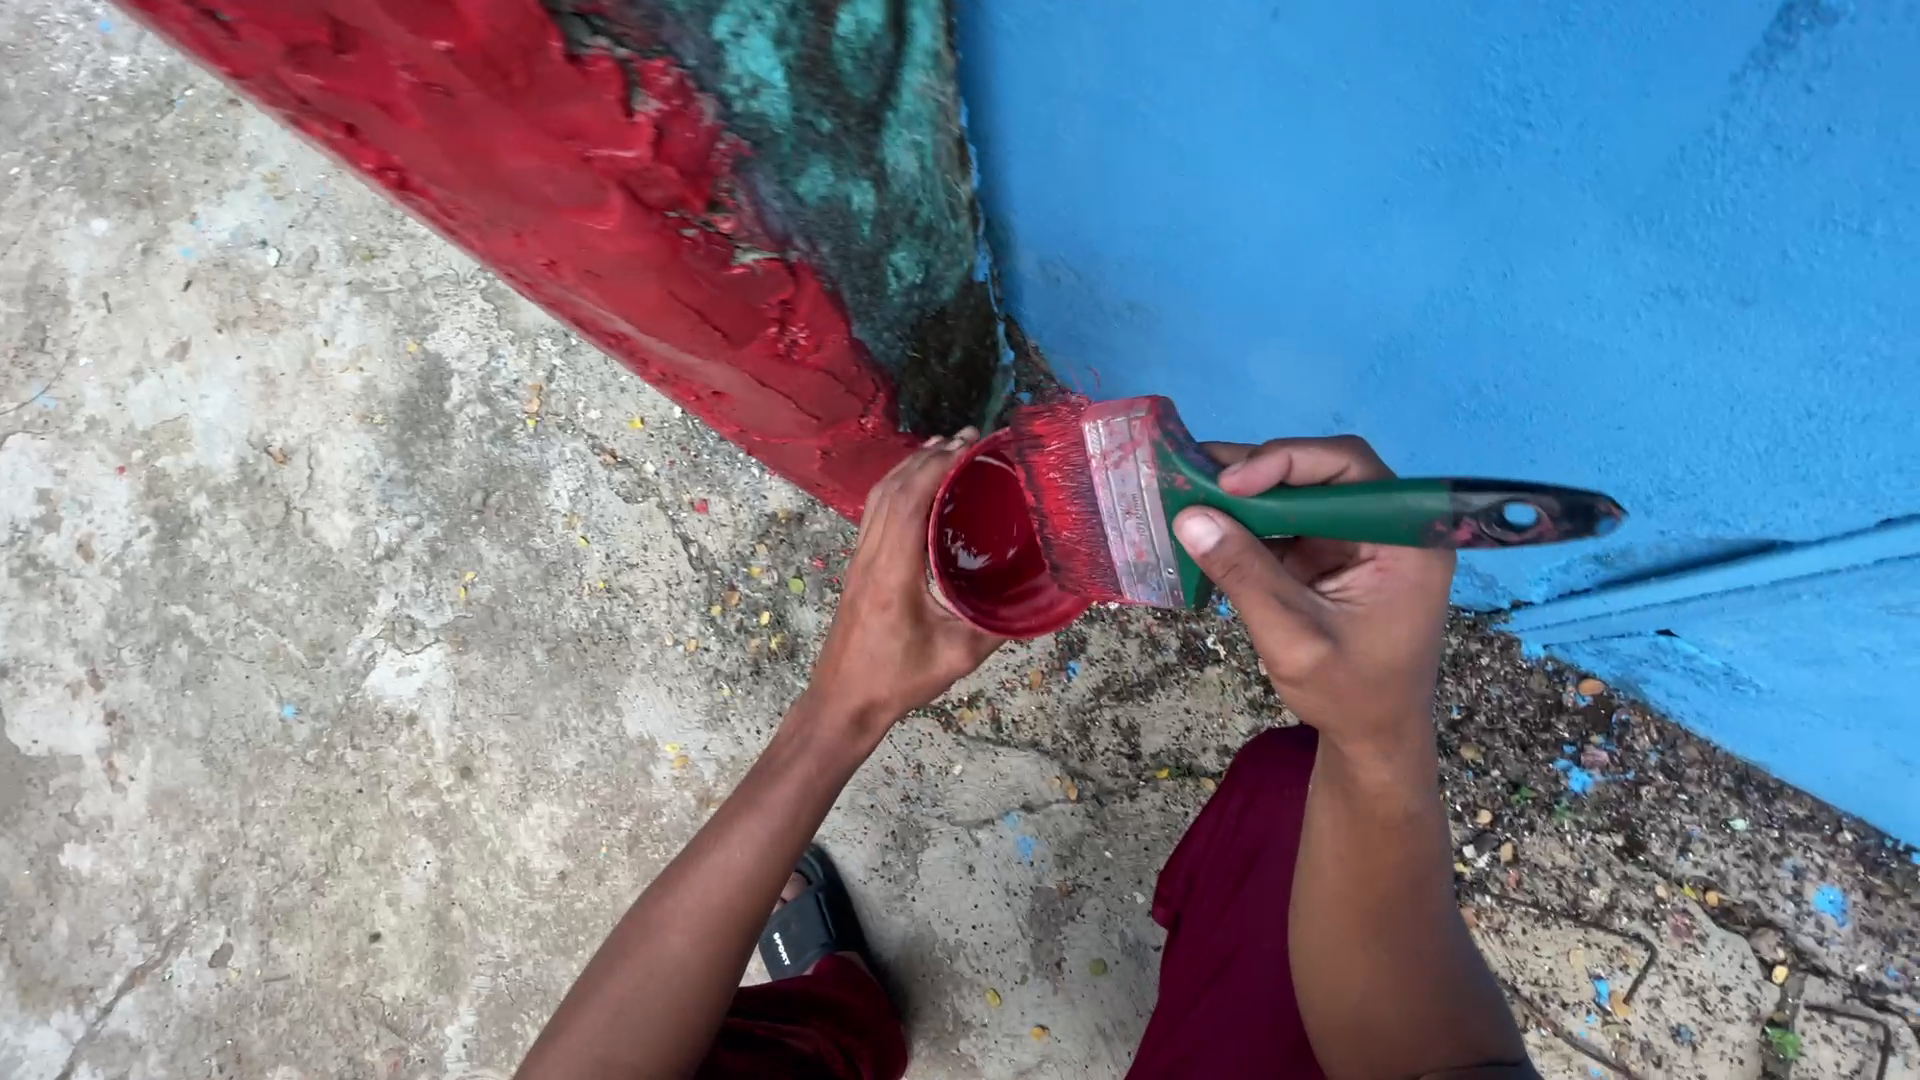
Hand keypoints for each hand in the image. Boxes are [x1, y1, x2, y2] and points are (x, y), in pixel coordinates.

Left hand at [798, 430, 1005, 741]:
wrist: (844, 701)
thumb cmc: (896, 681)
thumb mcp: (957, 657)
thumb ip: (996, 627)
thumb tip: (1034, 601)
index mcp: (893, 573)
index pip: (908, 502)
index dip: (936, 467)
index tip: (967, 446)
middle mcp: (871, 556)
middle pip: (891, 489)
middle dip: (928, 457)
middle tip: (966, 439)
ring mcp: (859, 559)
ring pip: (877, 497)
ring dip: (909, 467)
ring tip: (943, 449)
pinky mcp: (857, 566)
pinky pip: (873, 512)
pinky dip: (896, 487)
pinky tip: (916, 487)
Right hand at [1170, 436, 1453, 757]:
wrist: (1370, 737)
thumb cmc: (1348, 694)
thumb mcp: (1291, 637)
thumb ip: (1244, 574)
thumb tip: (1189, 517)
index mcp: (1405, 540)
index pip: (1348, 469)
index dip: (1286, 461)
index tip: (1230, 484)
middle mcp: (1385, 527)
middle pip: (1320, 471)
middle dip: (1258, 471)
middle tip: (1197, 475)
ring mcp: (1355, 540)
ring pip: (1298, 492)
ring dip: (1246, 493)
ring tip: (1192, 492)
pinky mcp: (1328, 555)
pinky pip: (1285, 522)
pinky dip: (1246, 522)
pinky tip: (1208, 524)